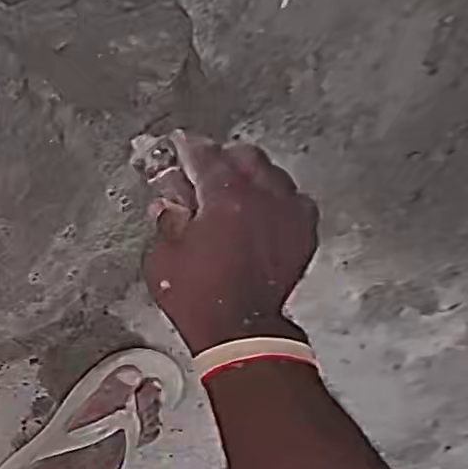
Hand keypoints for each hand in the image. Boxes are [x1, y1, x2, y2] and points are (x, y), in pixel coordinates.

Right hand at [144, 132, 319, 352]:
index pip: (206, 158)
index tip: (179, 141)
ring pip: (271, 175)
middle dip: (221, 158)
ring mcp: (290, 214)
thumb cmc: (196, 293)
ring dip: (247, 176)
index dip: (189, 147)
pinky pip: (290, 199)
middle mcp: (265, 198)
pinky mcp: (303, 233)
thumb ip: (168, 219)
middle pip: (246, 157)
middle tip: (199, 168)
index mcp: (226, 199)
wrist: (238, 327)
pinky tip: (256, 210)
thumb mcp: (164, 255)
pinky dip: (271, 197)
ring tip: (227, 190)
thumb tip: (169, 201)